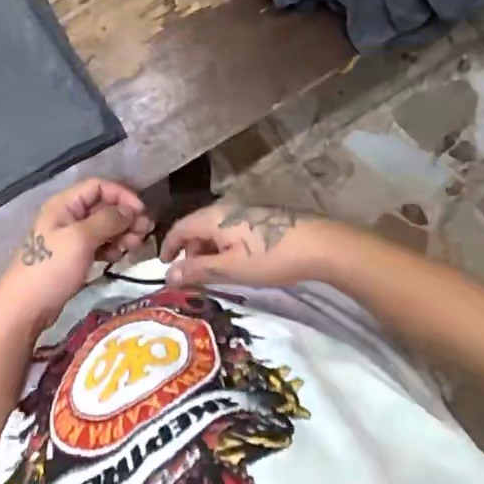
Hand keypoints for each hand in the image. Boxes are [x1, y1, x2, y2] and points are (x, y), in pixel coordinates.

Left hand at [0, 178, 152, 334]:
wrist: (26, 307)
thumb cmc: (52, 267)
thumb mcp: (80, 239)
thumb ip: (107, 220)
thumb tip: (131, 210)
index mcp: (64, 204)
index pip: (98, 187)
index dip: (122, 195)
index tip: (142, 212)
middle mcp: (67, 216)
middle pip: (102, 206)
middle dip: (125, 216)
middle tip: (144, 233)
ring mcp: (70, 237)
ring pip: (103, 227)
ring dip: (121, 233)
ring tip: (134, 246)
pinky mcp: (74, 257)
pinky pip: (98, 244)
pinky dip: (111, 247)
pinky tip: (118, 257)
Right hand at [162, 200, 323, 288]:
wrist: (320, 245)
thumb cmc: (270, 257)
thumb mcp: (230, 269)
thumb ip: (197, 270)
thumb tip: (167, 274)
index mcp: (212, 217)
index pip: (179, 228)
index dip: (168, 247)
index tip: (164, 267)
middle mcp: (224, 208)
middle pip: (195, 227)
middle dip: (189, 251)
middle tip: (192, 276)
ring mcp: (243, 210)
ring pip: (214, 229)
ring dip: (207, 250)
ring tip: (215, 273)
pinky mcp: (259, 217)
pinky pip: (229, 230)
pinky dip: (223, 246)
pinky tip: (236, 262)